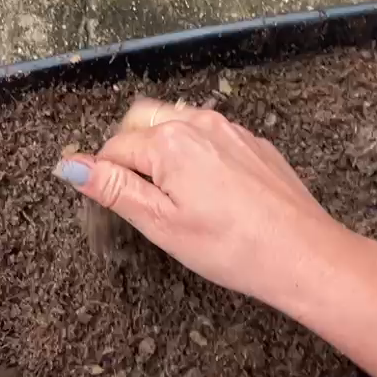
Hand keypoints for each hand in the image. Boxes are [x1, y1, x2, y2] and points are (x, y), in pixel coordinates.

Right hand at [56, 97, 359, 314]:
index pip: (114, 147)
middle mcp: (196, 122)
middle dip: (129, 148)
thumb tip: (68, 164)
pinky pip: (208, 133)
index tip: (113, 204)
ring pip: (175, 122)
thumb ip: (112, 188)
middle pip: (141, 120)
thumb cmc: (231, 247)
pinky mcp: (252, 140)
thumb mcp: (160, 224)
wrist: (307, 255)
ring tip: (173, 192)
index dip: (105, 174)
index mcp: (168, 142)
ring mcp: (228, 128)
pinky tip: (209, 189)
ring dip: (161, 146)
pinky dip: (194, 150)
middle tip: (139, 194)